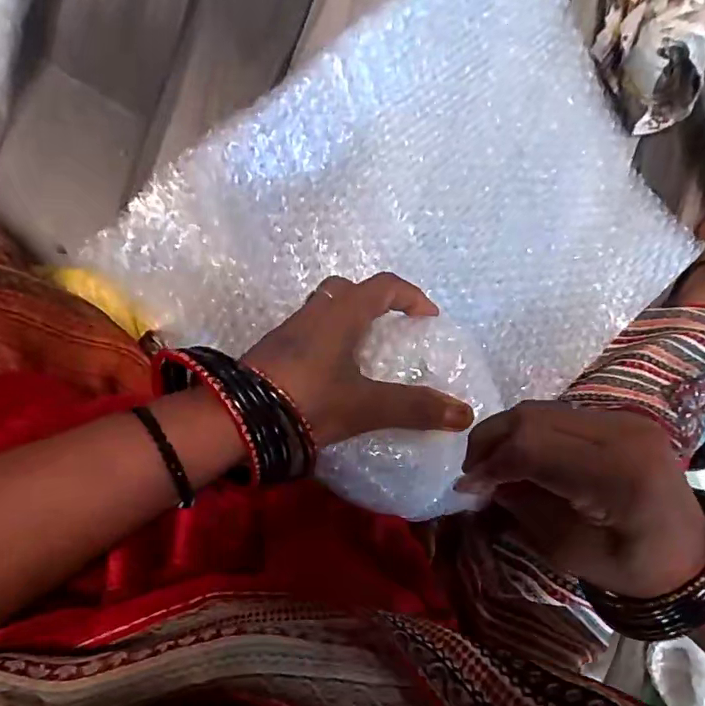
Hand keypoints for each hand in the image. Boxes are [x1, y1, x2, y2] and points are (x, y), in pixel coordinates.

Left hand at [242, 273, 475, 444]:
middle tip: (387, 330)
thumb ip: (414, 408)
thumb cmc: (309, 401)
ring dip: (344, 324)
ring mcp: (286, 333)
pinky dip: (323, 344)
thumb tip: (464, 413)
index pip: (383, 286)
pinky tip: (328, 376)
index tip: (427, 318)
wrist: (239, 419)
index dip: (410, 296)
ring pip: (321, 312)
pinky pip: (304, 336)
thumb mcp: (367, 406)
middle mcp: (312, 314)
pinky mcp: (269, 353)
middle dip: (371, 303)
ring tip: (360, 357)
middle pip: (346, 290)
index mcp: (341, 314)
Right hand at [457, 402, 704, 597]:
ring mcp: (625, 419)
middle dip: (490, 442)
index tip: (465, 489)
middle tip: (472, 476)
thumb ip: (524, 509)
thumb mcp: (568, 551)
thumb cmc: (632, 567)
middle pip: (532, 418)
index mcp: (617, 474)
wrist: (689, 556)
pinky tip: (521, 461)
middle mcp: (623, 432)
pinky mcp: (621, 419)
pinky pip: (559, 416)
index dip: (489, 464)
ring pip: (541, 410)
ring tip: (492, 469)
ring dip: (507, 435)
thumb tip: (482, 483)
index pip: (532, 446)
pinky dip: (530, 434)